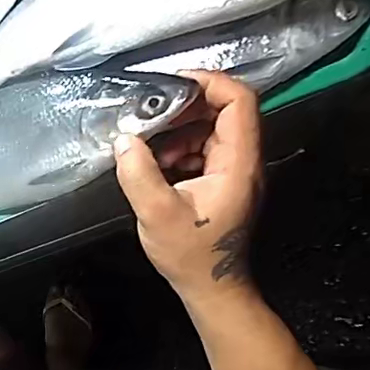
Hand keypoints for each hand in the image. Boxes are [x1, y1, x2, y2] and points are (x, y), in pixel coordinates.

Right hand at [113, 71, 262, 303]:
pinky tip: (160, 166)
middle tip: (153, 115)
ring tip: (153, 149)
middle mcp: (244, 162)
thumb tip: (124, 140)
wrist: (211, 287)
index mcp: (238, 163)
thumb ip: (138, 173)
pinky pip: (207, 149)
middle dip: (187, 107)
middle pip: (225, 111)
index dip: (210, 82)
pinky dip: (183, 148)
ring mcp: (236, 172)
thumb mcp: (157, 214)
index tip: (174, 84)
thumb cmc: (190, 255)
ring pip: (213, 129)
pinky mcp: (225, 181)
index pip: (239, 101)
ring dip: (181, 131)